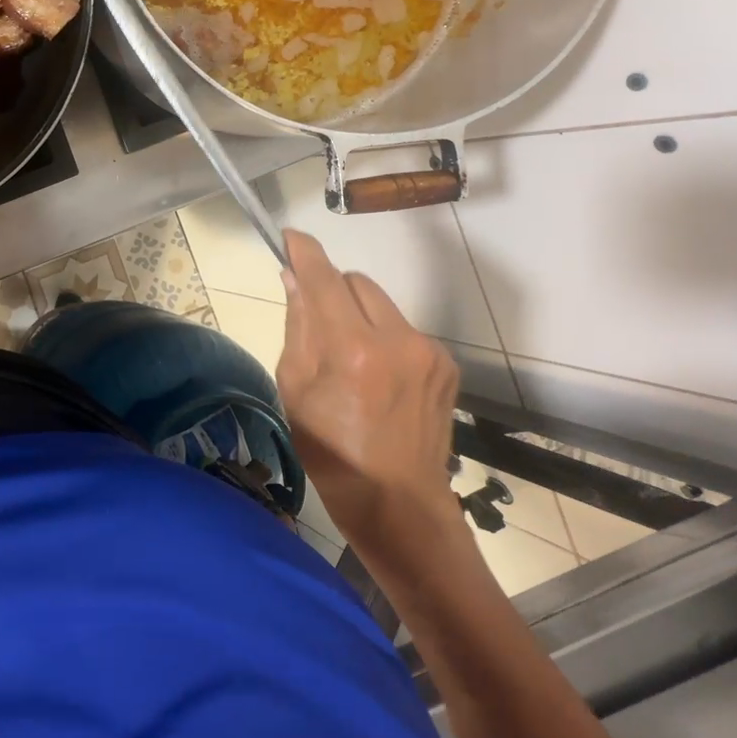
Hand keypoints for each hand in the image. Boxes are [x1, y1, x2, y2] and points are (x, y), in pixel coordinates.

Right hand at [275, 230, 460, 559]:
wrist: (397, 500)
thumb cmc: (329, 449)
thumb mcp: (294, 387)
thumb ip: (298, 327)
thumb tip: (296, 279)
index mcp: (352, 350)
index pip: (324, 280)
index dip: (305, 253)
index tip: (290, 237)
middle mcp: (397, 340)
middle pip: (357, 282)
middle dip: (332, 290)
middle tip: (315, 321)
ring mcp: (429, 352)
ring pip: (381, 304)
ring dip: (358, 314)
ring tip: (348, 358)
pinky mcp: (446, 365)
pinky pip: (403, 330)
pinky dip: (382, 337)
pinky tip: (375, 376)